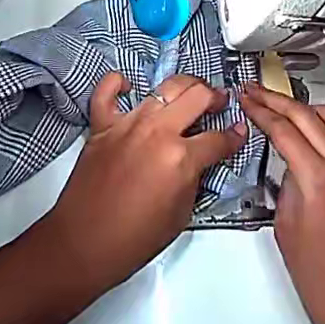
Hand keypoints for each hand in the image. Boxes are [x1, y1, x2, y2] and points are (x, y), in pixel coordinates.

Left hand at [32, 72, 246, 296]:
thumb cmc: (134, 238)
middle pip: (196, 96)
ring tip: (189, 92)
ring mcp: (128, 123)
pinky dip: (117, 83)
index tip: (238, 130)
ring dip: (182, 87)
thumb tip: (198, 160)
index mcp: (180, 158)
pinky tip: (128, 86)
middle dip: (214, 97)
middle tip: (219, 102)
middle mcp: (156, 132)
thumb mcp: (181, 213)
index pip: (218, 139)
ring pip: (162, 87)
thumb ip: (194, 178)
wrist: (86, 240)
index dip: (234, 135)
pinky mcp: (102, 123)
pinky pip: (107, 91)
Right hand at [241, 83, 324, 323]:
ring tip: (296, 109)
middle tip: (258, 93)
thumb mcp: (284, 224)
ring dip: (316, 111)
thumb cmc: (323, 282)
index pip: (282, 127)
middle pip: (307, 116)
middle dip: (277, 100)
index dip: (259, 109)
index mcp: (317, 177)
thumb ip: (284, 185)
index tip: (246, 99)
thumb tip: (286, 168)